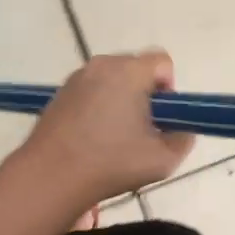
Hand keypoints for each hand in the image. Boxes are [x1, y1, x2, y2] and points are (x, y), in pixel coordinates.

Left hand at [16, 52, 195, 204]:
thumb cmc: (110, 163)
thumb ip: (182, 139)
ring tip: (115, 135)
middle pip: (136, 67)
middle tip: (141, 128)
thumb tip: (180, 129)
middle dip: (144, 93)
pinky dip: (98, 103)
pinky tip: (92, 135)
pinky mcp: (61, 90)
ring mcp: (78, 75)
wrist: (51, 174)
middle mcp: (102, 64)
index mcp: (129, 72)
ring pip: (112, 77)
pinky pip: (91, 87)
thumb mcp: (162, 159)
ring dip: (121, 98)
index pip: (162, 61)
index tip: (161, 116)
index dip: (168, 87)